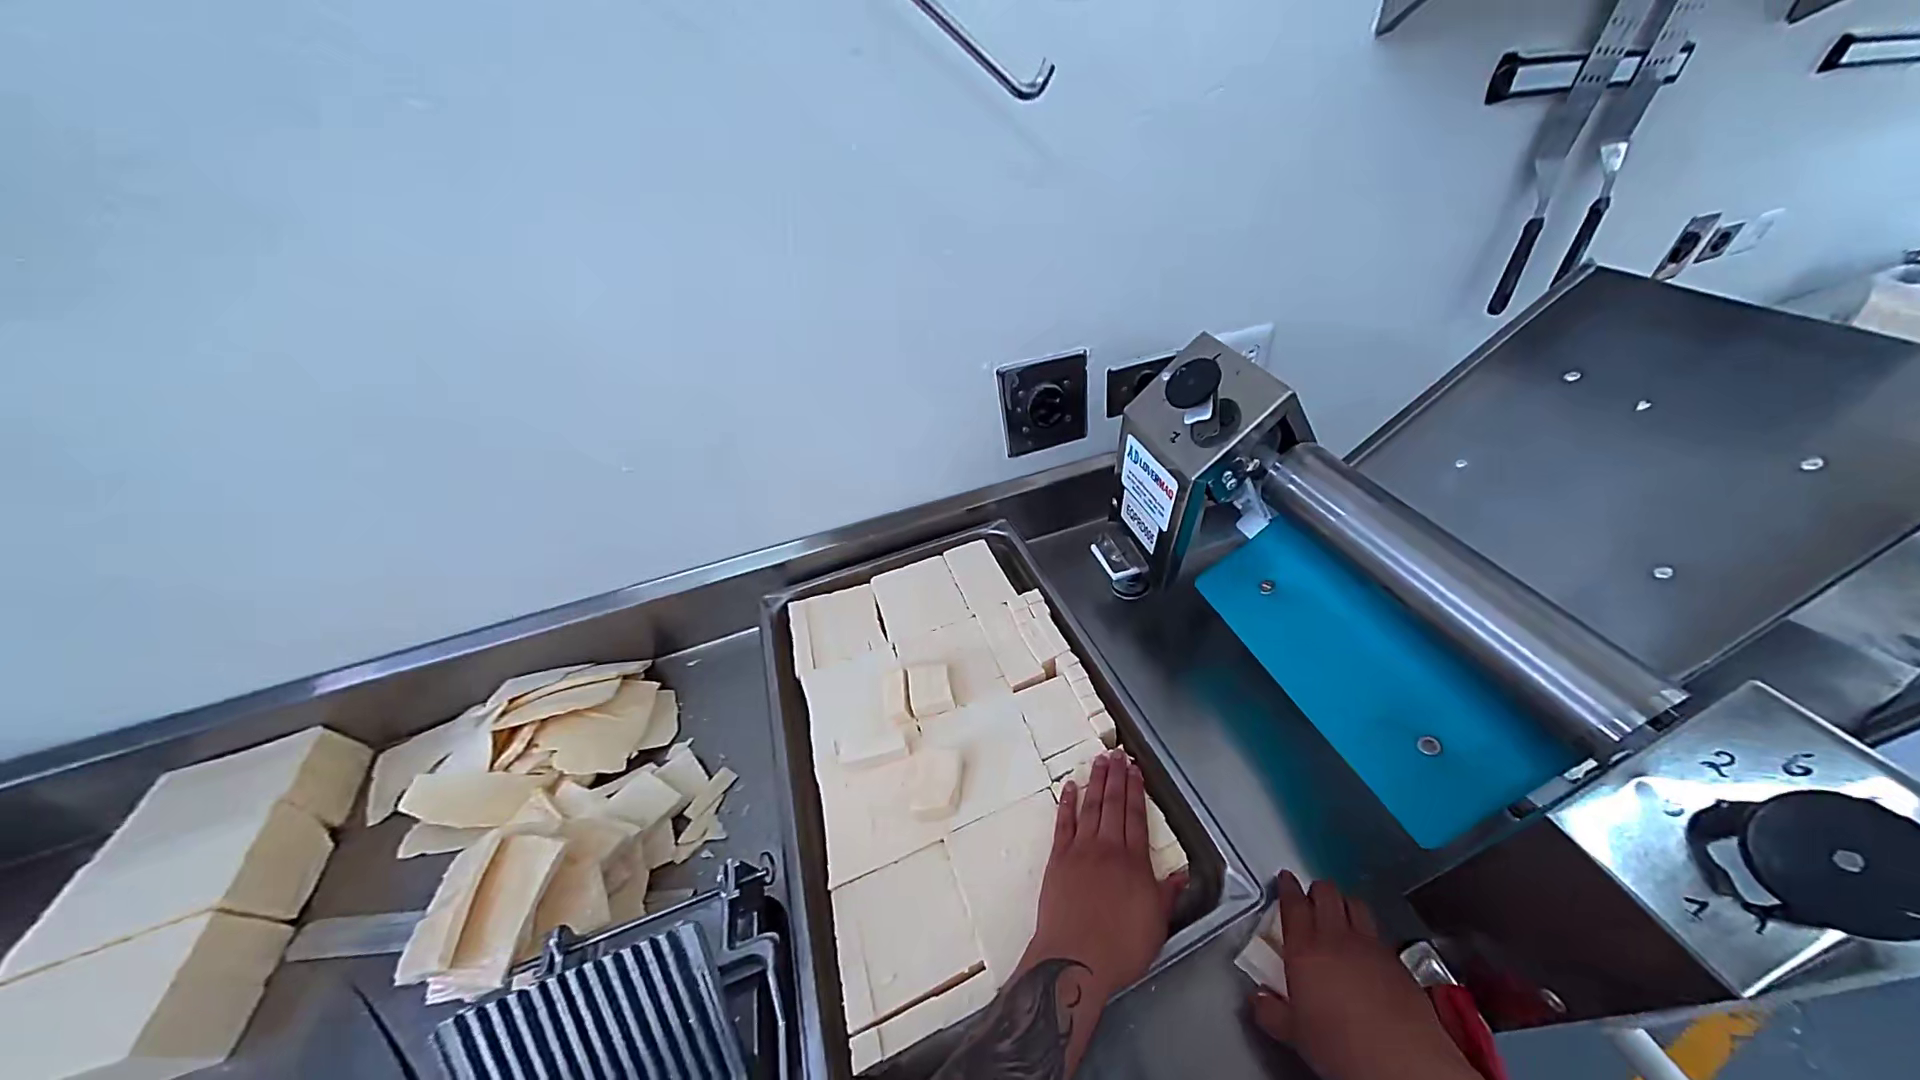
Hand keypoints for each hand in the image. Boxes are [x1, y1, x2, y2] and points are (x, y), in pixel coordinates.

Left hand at [1021, 750, 1184, 998]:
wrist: (1075, 959)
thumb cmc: (1121, 948)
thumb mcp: (1157, 925)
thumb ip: (1167, 895)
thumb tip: (1182, 874)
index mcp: (1134, 862)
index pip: (1136, 817)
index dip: (1136, 791)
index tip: (1136, 770)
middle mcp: (1107, 848)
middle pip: (1113, 804)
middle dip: (1117, 777)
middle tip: (1118, 753)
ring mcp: (1080, 850)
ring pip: (1091, 807)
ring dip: (1096, 781)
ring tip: (1100, 760)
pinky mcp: (1058, 858)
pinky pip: (1064, 822)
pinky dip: (1068, 802)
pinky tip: (1071, 787)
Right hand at [1249, 871, 1479, 1079]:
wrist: (1405, 1064)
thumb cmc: (1345, 1047)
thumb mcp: (1295, 1034)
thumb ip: (1271, 1011)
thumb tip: (1259, 1003)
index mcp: (1304, 949)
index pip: (1293, 903)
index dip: (1287, 887)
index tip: (1285, 881)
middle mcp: (1336, 939)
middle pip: (1326, 892)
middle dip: (1317, 890)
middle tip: (1310, 897)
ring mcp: (1371, 947)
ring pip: (1355, 904)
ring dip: (1345, 903)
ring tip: (1340, 912)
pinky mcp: (1399, 963)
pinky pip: (1379, 933)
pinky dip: (1370, 931)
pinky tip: (1367, 949)